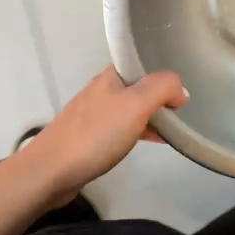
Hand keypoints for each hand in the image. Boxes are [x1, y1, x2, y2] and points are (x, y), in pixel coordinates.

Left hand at [15, 66, 188, 203]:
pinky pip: (122, 127)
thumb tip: (181, 90)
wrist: (51, 171)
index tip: (183, 91)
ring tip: (173, 129)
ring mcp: (94, 113)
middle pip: (139, 85)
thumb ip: (163, 88)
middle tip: (183, 111)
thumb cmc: (96, 134)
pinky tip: (150, 141)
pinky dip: (139, 130)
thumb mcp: (136, 104)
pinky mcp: (89, 137)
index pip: (144, 63)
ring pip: (131, 107)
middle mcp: (102, 89)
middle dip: (161, 95)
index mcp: (111, 75)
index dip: (165, 74)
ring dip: (152, 115)